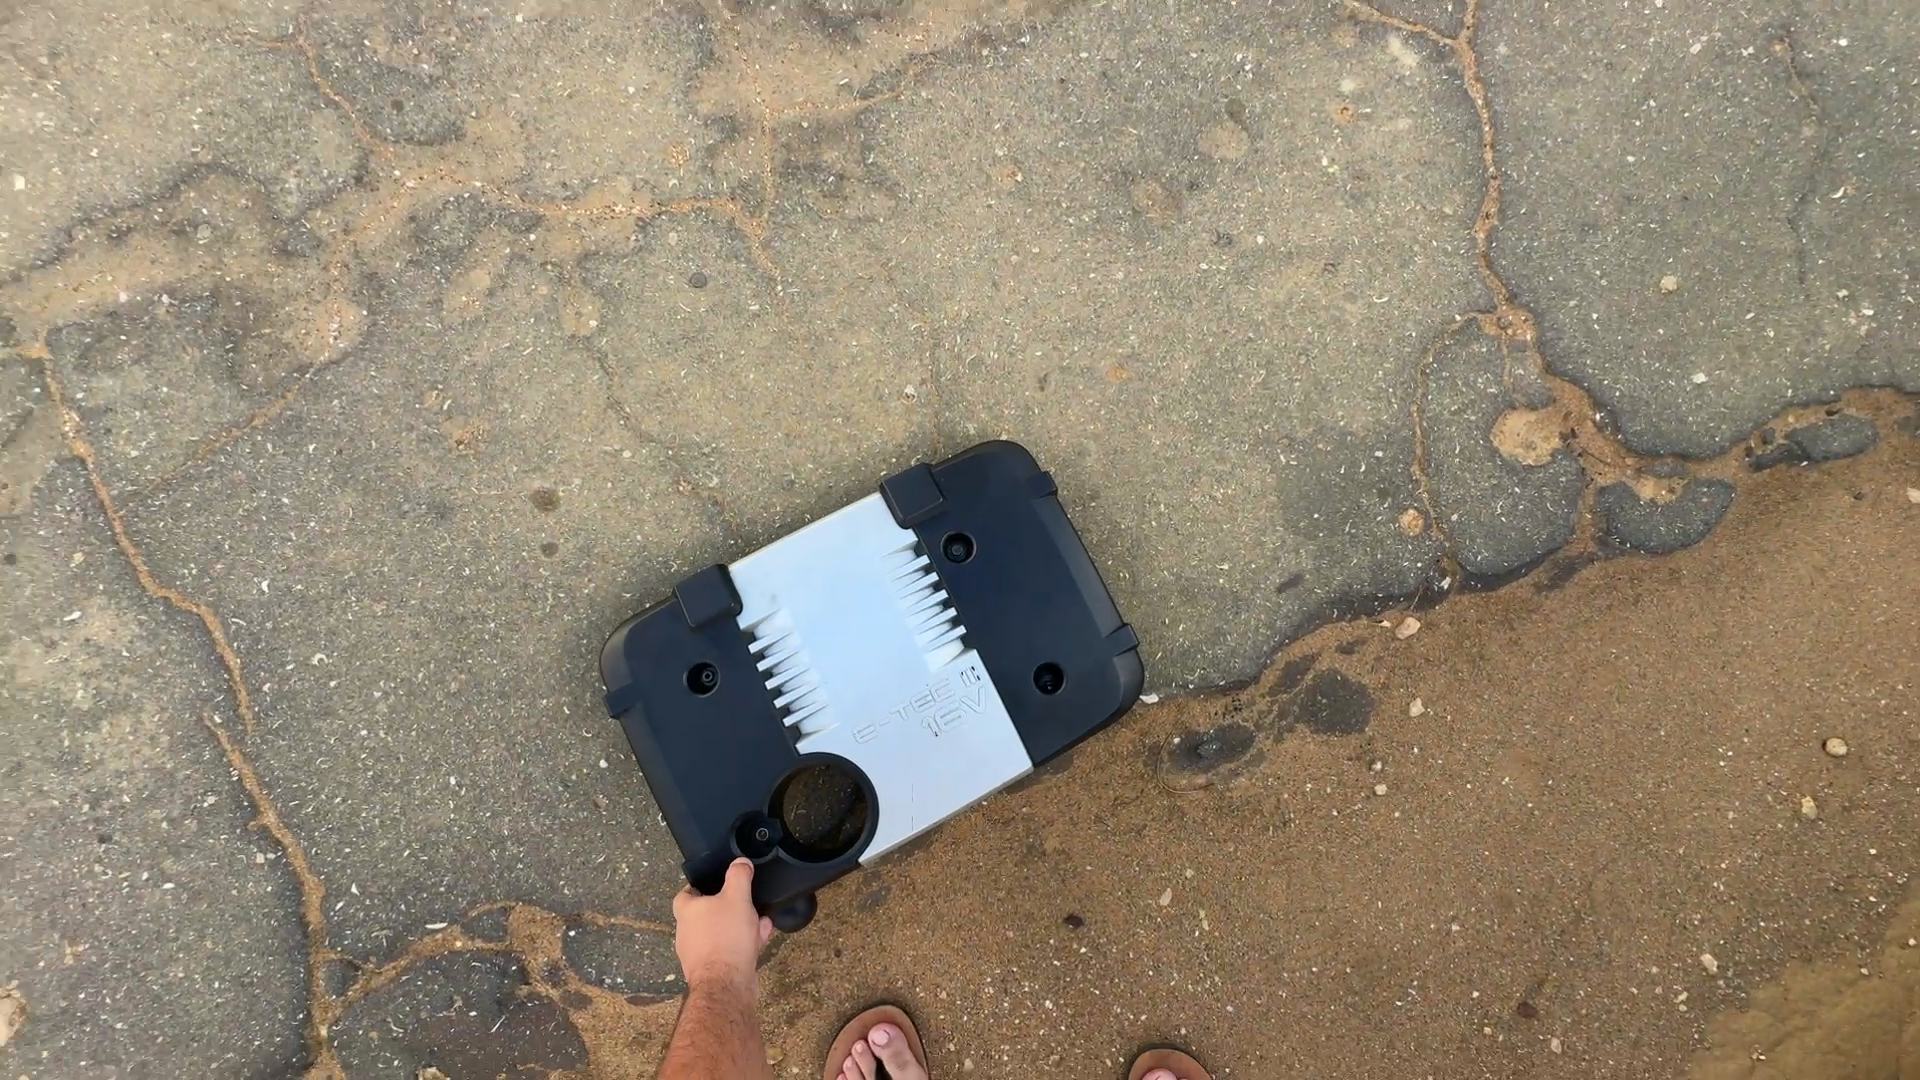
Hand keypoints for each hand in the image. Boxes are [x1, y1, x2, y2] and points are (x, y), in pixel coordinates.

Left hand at [672, 858, 773, 994]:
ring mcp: (699, 955)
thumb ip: (739, 875)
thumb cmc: (726, 936)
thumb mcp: (737, 896)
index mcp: (687, 913)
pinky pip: (728, 949)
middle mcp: (687, 934)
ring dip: (739, 924)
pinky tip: (760, 937)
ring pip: (720, 931)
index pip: (684, 894)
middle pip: (705, 914)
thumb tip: (740, 862)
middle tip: (744, 900)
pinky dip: (742, 942)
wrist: (727, 985)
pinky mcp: (713, 970)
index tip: (715, 881)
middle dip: (727, 906)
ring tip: (759, 920)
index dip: (698, 886)